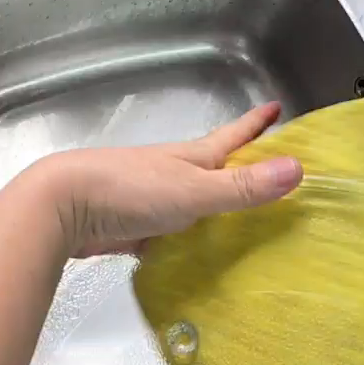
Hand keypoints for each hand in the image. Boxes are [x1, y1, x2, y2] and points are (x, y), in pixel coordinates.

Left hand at [20, 102, 303, 257]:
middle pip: (214, 169)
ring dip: (213, 209)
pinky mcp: (132, 228)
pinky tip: (194, 257)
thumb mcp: (194, 189)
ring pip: (191, 204)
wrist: (64, 207)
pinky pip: (169, 235)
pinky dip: (185, 242)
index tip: (276, 107)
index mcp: (191, 158)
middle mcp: (172, 174)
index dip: (255, 125)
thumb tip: (298, 169)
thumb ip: (241, 187)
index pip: (232, 137)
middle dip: (239, 168)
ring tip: (240, 223)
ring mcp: (150, 200)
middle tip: (269, 175)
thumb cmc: (130, 190)